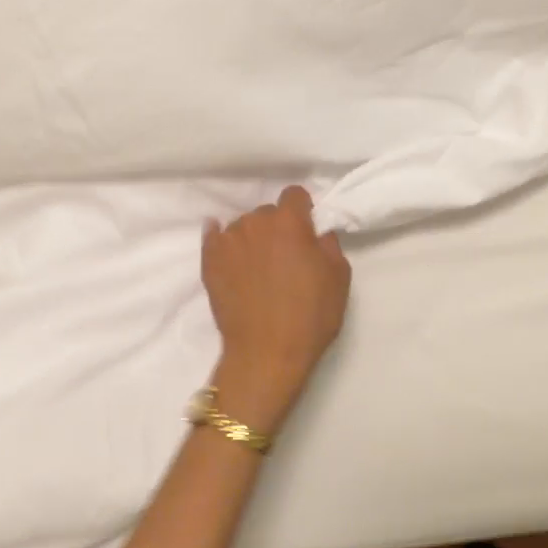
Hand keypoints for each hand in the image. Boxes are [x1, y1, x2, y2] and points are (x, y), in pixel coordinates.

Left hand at [201, 186, 351, 423]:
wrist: (266, 353)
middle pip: (268, 212)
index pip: (295, 194)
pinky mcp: (208, 260)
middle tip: (284, 256)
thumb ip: (329, 244)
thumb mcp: (339, 278)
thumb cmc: (310, 315)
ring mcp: (228, 240)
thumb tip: (317, 234)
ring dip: (252, 239)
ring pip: (243, 227)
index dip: (303, 210)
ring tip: (257, 268)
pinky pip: (214, 237)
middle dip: (277, 228)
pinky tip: (228, 254)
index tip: (306, 230)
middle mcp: (255, 222)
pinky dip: (222, 241)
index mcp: (289, 222)